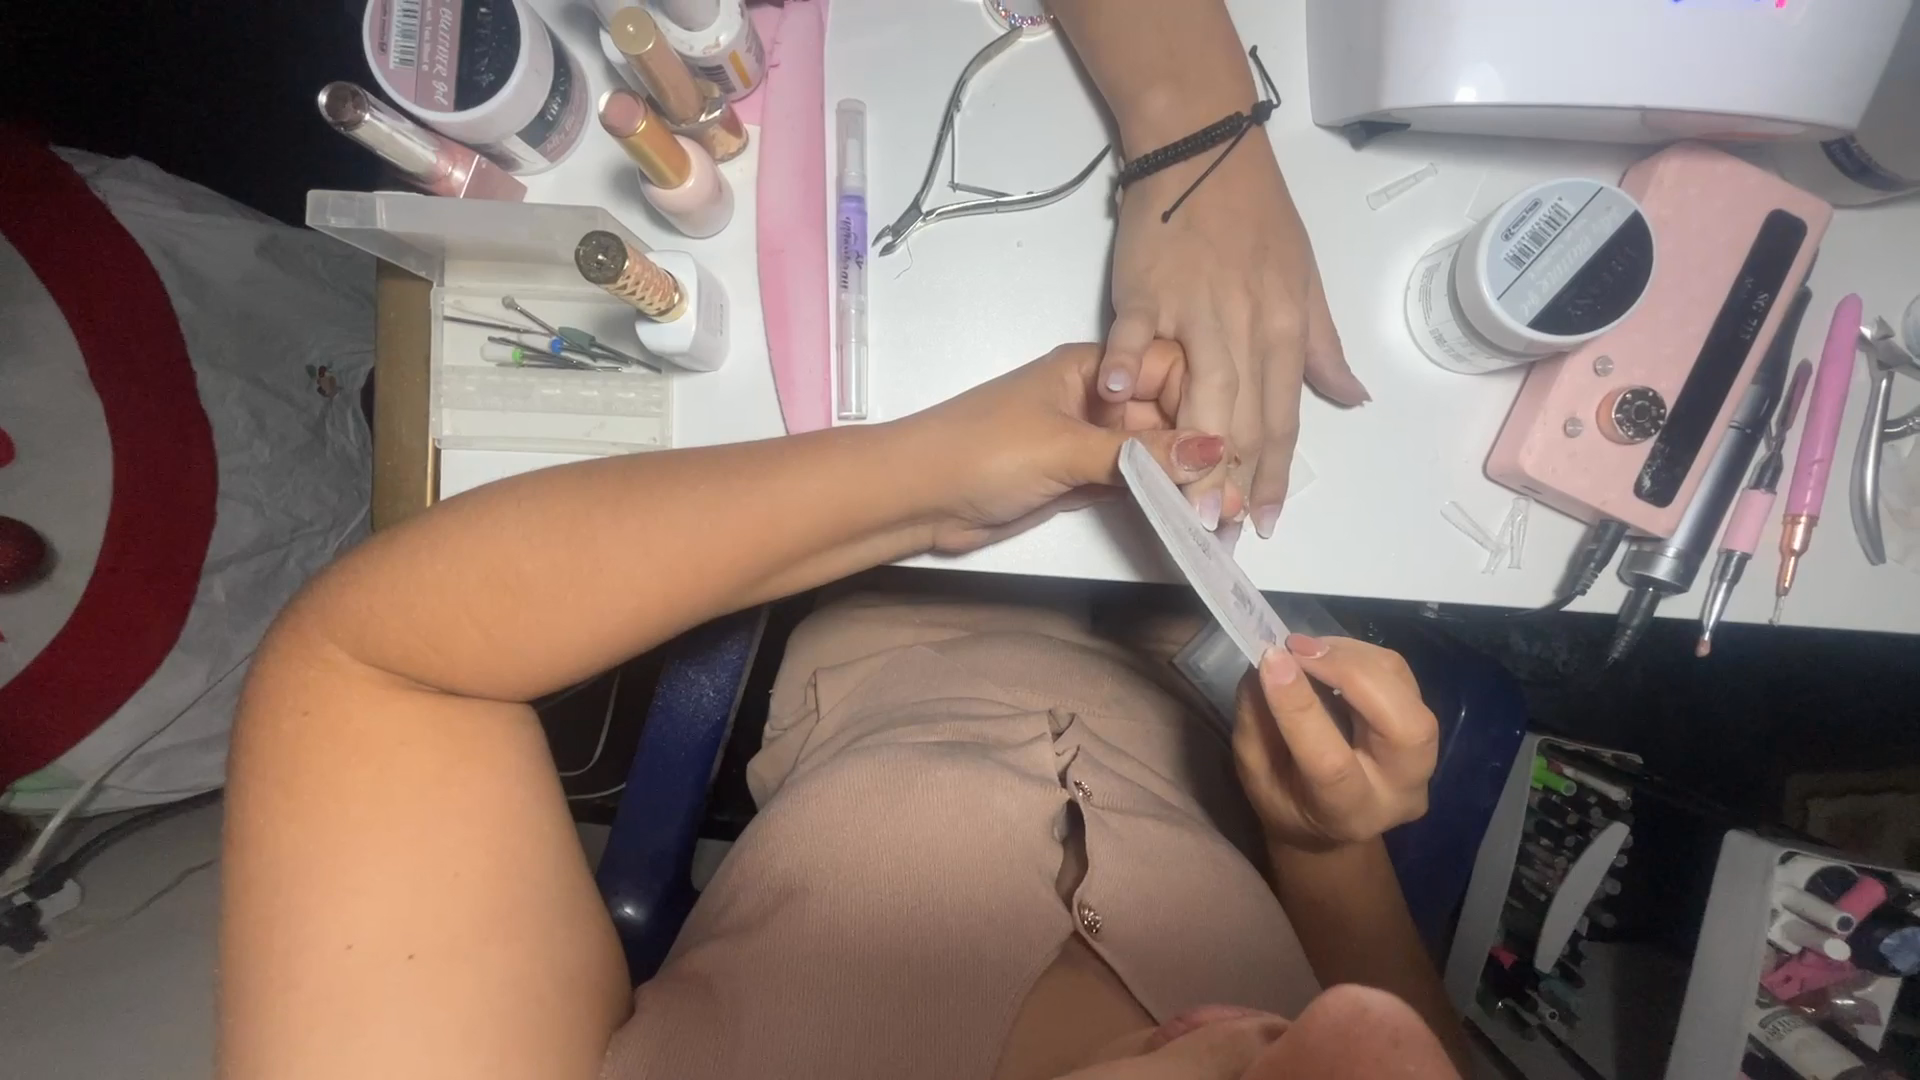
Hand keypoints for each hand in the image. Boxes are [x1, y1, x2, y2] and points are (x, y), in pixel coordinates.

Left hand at [902, 340, 1220, 552]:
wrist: (920, 496)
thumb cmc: (986, 451)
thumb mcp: (1065, 445)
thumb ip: (1139, 453)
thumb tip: (1215, 449)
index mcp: (1090, 368)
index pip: (1166, 371)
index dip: (1200, 404)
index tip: (1227, 446)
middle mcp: (1096, 401)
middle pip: (1164, 418)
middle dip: (1199, 453)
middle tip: (1232, 494)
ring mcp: (1087, 442)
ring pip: (1150, 456)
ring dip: (1181, 483)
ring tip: (1220, 514)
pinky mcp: (1078, 480)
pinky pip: (1129, 484)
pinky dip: (1155, 500)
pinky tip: (1187, 517)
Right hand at [1099, 136, 1368, 539]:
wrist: (1205, 149)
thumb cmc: (1254, 219)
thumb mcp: (1305, 279)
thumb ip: (1321, 346)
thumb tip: (1351, 399)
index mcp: (1285, 329)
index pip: (1282, 421)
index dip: (1274, 478)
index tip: (1264, 525)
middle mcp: (1248, 329)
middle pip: (1242, 420)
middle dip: (1232, 485)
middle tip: (1219, 537)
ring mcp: (1196, 309)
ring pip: (1200, 390)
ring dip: (1190, 450)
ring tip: (1179, 505)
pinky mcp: (1148, 289)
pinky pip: (1136, 331)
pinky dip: (1125, 362)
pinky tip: (1113, 401)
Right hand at [1233, 634, 1436, 851]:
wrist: (1327, 823)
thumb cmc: (1282, 797)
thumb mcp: (1252, 769)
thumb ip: (1257, 720)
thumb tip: (1270, 663)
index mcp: (1347, 813)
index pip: (1331, 762)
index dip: (1299, 706)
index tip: (1271, 659)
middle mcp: (1399, 790)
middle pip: (1404, 727)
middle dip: (1351, 674)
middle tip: (1297, 648)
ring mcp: (1422, 761)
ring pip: (1406, 693)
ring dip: (1354, 657)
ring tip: (1305, 648)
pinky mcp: (1422, 730)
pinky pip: (1401, 678)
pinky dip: (1361, 655)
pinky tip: (1325, 654)